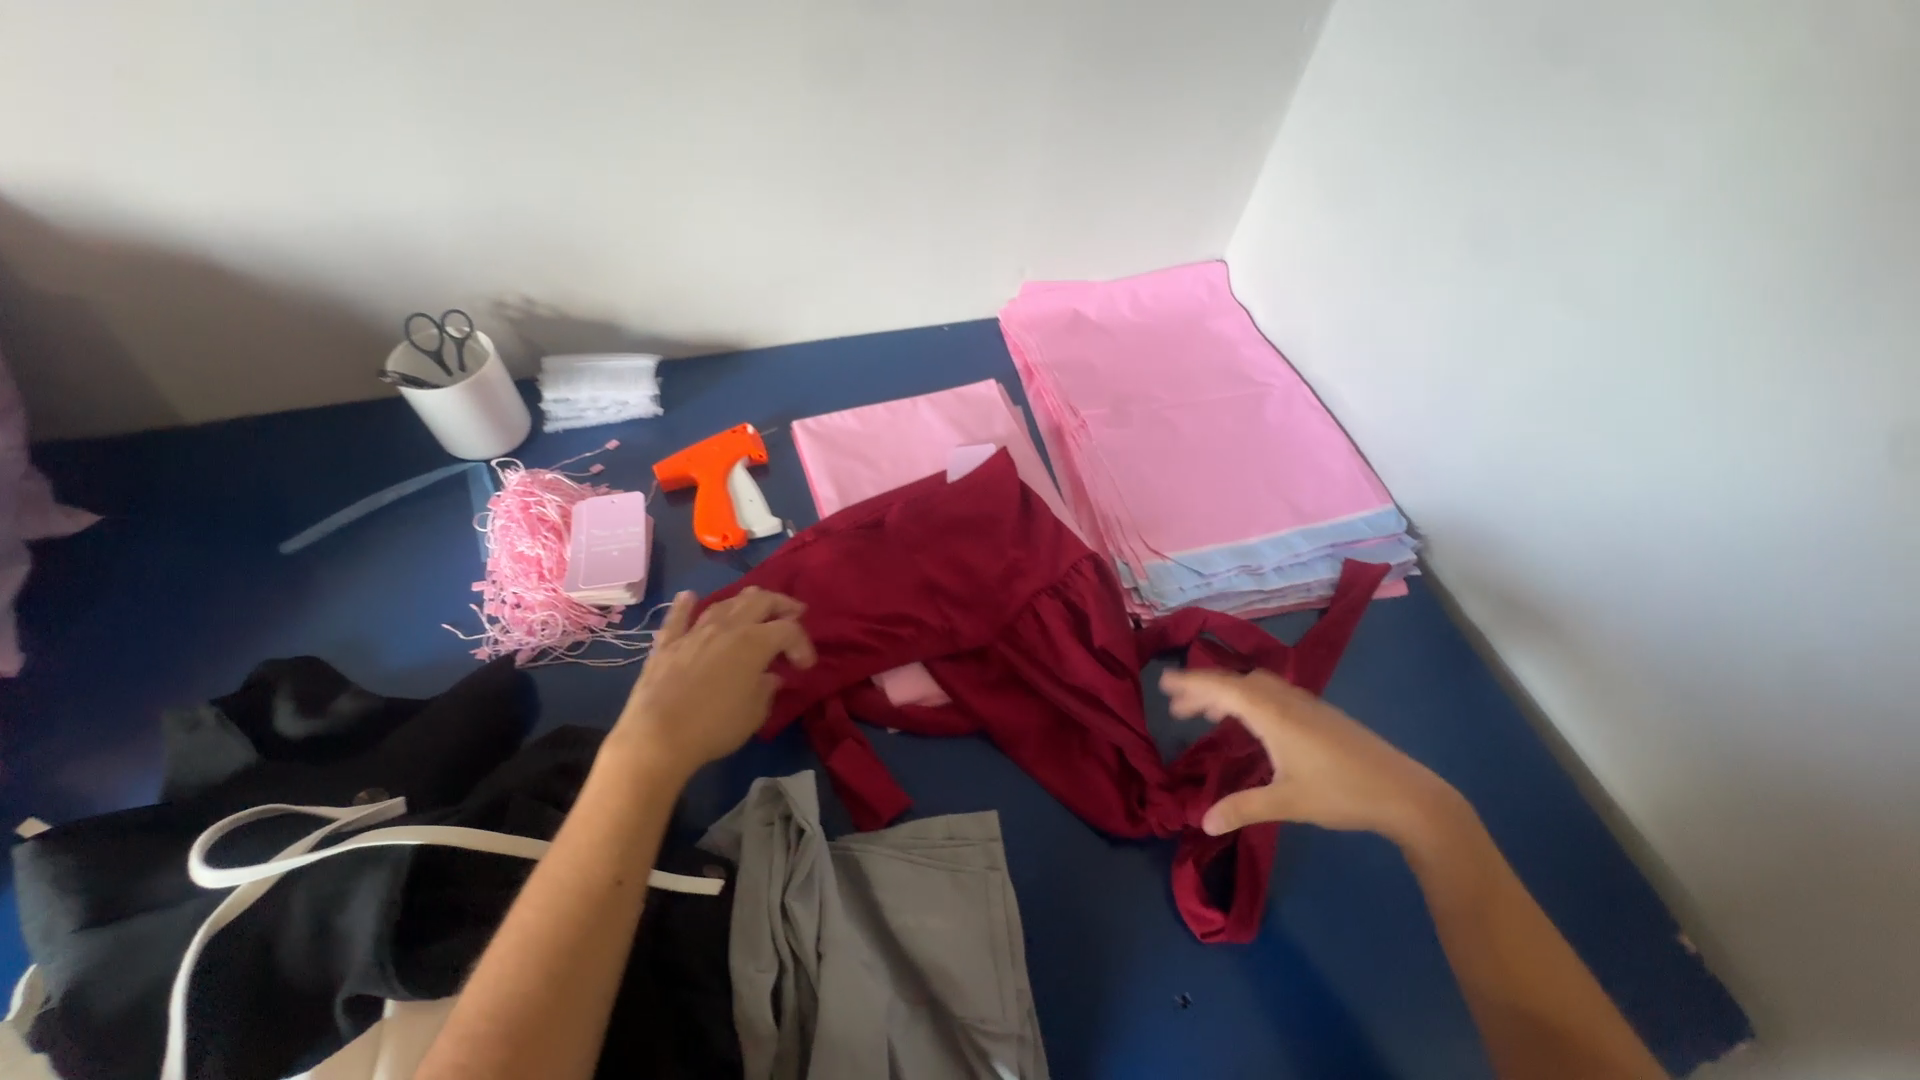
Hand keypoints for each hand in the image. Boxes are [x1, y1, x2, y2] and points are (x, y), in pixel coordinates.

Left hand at [612, 587, 815, 776]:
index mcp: (755, 642)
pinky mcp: (667, 644)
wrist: (658, 737)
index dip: (803, 644)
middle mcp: (727, 628)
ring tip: (755, 605)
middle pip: (760, 601)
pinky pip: (678, 617)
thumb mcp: (755, 714)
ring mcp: (694, 632)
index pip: (789, 630)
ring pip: (724, 603)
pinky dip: (685, 605)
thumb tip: (770, 677)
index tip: (806, 666)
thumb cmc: (715, 727)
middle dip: (781, 604)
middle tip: (794, 613)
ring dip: (744, 601)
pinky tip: (689, 596)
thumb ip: (767, 689)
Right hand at [1161, 668, 1465, 846]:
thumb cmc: (1342, 793)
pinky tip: (1249, 723)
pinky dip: (1249, 700)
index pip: (1223, 689)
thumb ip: (1243, 808)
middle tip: (1176, 706)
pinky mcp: (1321, 715)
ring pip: (1257, 686)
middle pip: (1237, 683)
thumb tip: (1203, 823)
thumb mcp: (1287, 802)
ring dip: (1228, 694)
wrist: (1405, 793)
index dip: (1192, 683)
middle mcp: (1287, 701)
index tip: (1164, 680)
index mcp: (1274, 715)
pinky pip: (1273, 694)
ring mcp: (1307, 705)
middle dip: (1205, 690)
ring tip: (1206, 714)